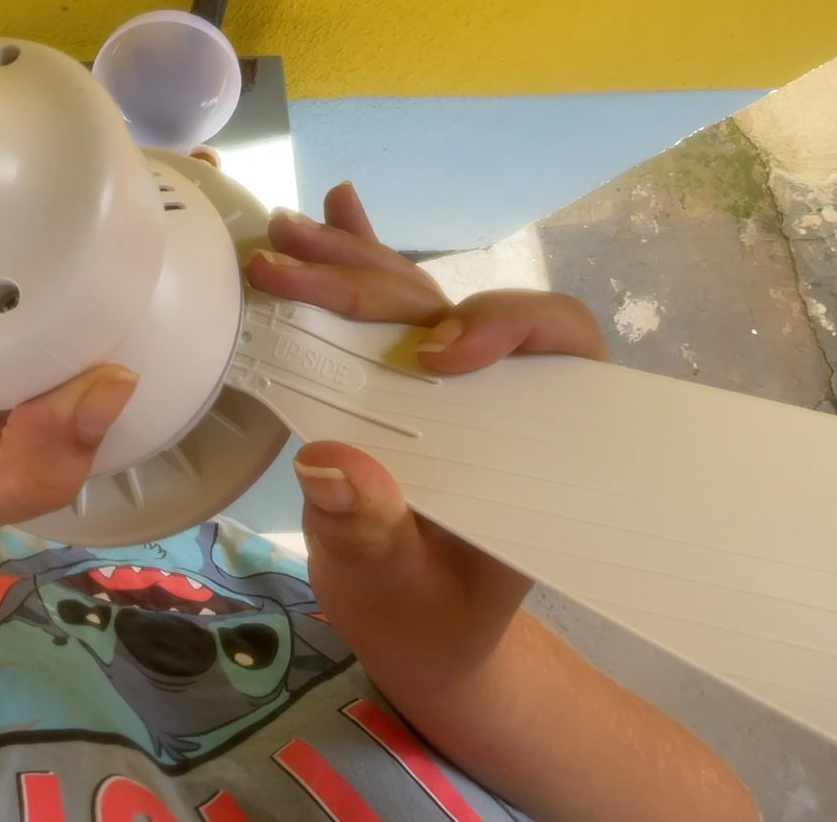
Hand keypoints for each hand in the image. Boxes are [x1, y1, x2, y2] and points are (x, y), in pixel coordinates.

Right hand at [247, 181, 608, 693]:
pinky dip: (356, 260)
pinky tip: (334, 211)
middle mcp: (487, 397)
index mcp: (529, 442)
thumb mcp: (395, 585)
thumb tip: (328, 460)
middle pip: (445, 306)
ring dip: (343, 258)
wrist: (414, 626)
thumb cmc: (422, 615)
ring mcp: (434, 385)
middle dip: (363, 279)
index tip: (434, 357)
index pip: (556, 347)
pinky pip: (378, 312)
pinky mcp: (389, 383)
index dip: (503, 326)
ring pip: (405, 298)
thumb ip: (374, 531)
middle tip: (280, 266)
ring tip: (281, 233)